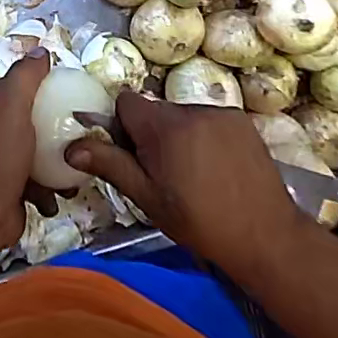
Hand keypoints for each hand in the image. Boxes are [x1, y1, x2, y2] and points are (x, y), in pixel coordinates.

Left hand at [0, 49, 55, 256]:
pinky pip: (35, 181)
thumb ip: (26, 75)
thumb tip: (40, 49)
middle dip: (55, 128)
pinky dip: (48, 189)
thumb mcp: (13, 104)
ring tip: (73, 172)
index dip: (43, 86)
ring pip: (36, 152)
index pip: (18, 85)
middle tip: (80, 134)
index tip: (71, 93)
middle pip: (30, 119)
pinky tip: (56, 197)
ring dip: (57, 163)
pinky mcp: (6, 188)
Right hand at [67, 93, 308, 278]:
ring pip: (180, 115)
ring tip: (193, 173)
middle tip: (162, 171)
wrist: (266, 235)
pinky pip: (207, 119)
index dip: (122, 125)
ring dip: (178, 134)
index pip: (126, 102)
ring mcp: (219, 112)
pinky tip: (216, 166)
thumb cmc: (198, 221)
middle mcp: (190, 109)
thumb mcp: (147, 198)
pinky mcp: (241, 119)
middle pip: (154, 110)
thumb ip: (110, 165)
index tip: (132, 154)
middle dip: (150, 133)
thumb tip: (72, 148)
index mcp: (163, 126)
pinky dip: (204, 135)